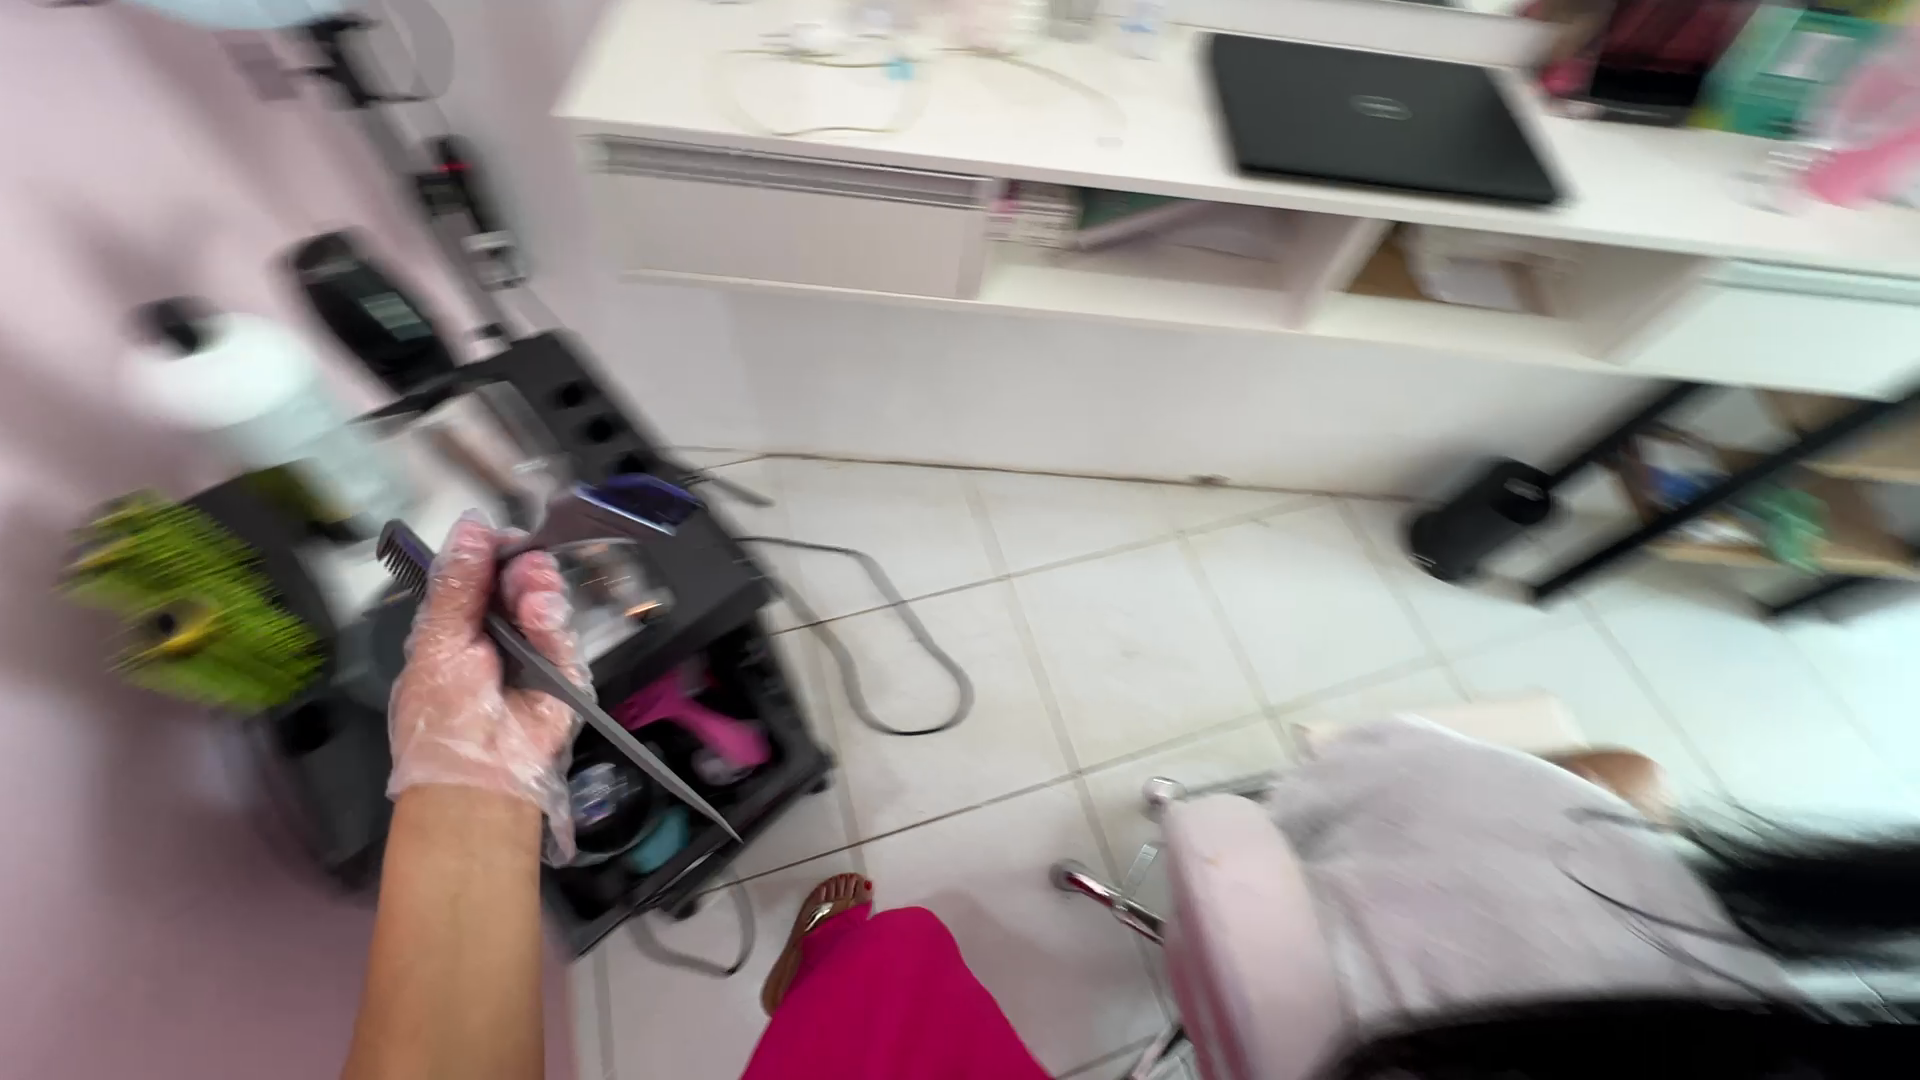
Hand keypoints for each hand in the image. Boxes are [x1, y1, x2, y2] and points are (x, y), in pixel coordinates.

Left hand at [388, 514, 587, 863]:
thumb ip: (458, 584)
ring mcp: (535, 653)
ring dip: (541, 590)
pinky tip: (544, 616)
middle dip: (522, 567)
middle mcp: (497, 634)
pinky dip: (555, 622)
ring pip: (547, 602)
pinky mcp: (568, 671)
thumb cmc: (443, 716)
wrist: (480, 777)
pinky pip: (566, 635)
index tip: (503, 537)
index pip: (479, 576)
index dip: (492, 553)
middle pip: (518, 583)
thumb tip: (472, 523)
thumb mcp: (438, 643)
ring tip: (536, 595)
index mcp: (456, 627)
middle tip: (525, 560)